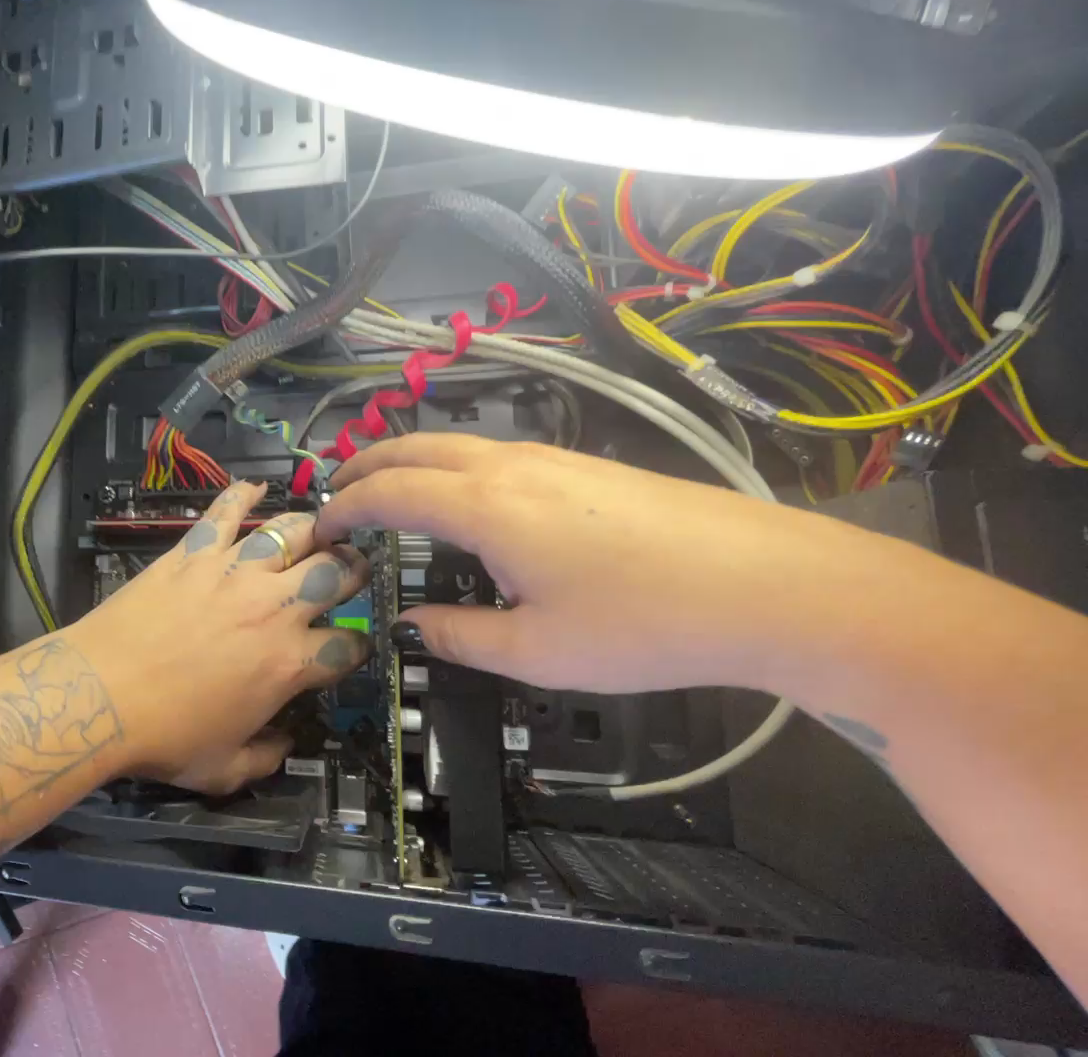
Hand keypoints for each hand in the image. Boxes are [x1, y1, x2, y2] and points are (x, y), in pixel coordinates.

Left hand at [69, 480, 372, 793]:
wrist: (100, 695)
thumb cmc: (164, 737)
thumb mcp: (224, 769)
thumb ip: (266, 756)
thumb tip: (283, 742)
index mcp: (289, 663)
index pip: (349, 645)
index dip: (360, 646)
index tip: (352, 645)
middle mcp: (273, 608)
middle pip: (336, 572)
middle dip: (354, 569)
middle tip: (351, 569)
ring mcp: (232, 573)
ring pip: (291, 532)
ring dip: (314, 528)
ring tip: (320, 529)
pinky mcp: (192, 554)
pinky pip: (224, 514)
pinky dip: (240, 496)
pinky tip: (253, 487)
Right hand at [313, 435, 961, 693]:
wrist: (777, 586)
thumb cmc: (645, 624)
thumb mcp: (538, 652)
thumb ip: (458, 637)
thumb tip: (413, 626)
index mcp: (485, 507)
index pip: (389, 493)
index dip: (344, 508)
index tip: (318, 529)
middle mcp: (509, 466)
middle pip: (414, 447)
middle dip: (364, 466)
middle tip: (336, 495)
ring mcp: (552, 459)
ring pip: (455, 443)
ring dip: (407, 460)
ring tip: (387, 491)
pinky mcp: (586, 466)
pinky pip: (493, 452)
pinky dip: (448, 465)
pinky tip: (463, 500)